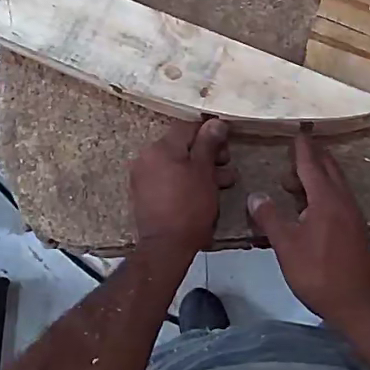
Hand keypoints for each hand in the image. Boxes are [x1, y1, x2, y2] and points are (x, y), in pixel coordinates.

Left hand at [129, 119, 233, 260]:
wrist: (166, 247)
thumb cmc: (190, 206)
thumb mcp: (205, 171)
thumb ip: (209, 143)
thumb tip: (215, 122)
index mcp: (160, 148)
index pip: (188, 127)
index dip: (210, 132)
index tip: (226, 145)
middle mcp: (147, 157)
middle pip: (182, 145)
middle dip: (208, 153)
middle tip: (226, 166)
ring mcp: (143, 176)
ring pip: (178, 163)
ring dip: (201, 168)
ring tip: (222, 183)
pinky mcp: (145, 194)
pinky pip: (168, 177)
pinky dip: (186, 180)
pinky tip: (203, 192)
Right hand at [247, 135, 369, 323]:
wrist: (356, 301)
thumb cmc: (317, 273)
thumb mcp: (286, 245)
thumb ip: (270, 218)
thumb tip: (256, 195)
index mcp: (326, 199)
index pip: (311, 165)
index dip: (302, 149)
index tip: (298, 133)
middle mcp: (343, 200)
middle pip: (329, 169)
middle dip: (313, 157)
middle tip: (297, 150)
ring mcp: (353, 214)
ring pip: (336, 183)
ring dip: (319, 175)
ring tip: (298, 178)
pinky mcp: (356, 228)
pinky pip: (340, 197)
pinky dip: (326, 191)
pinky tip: (314, 205)